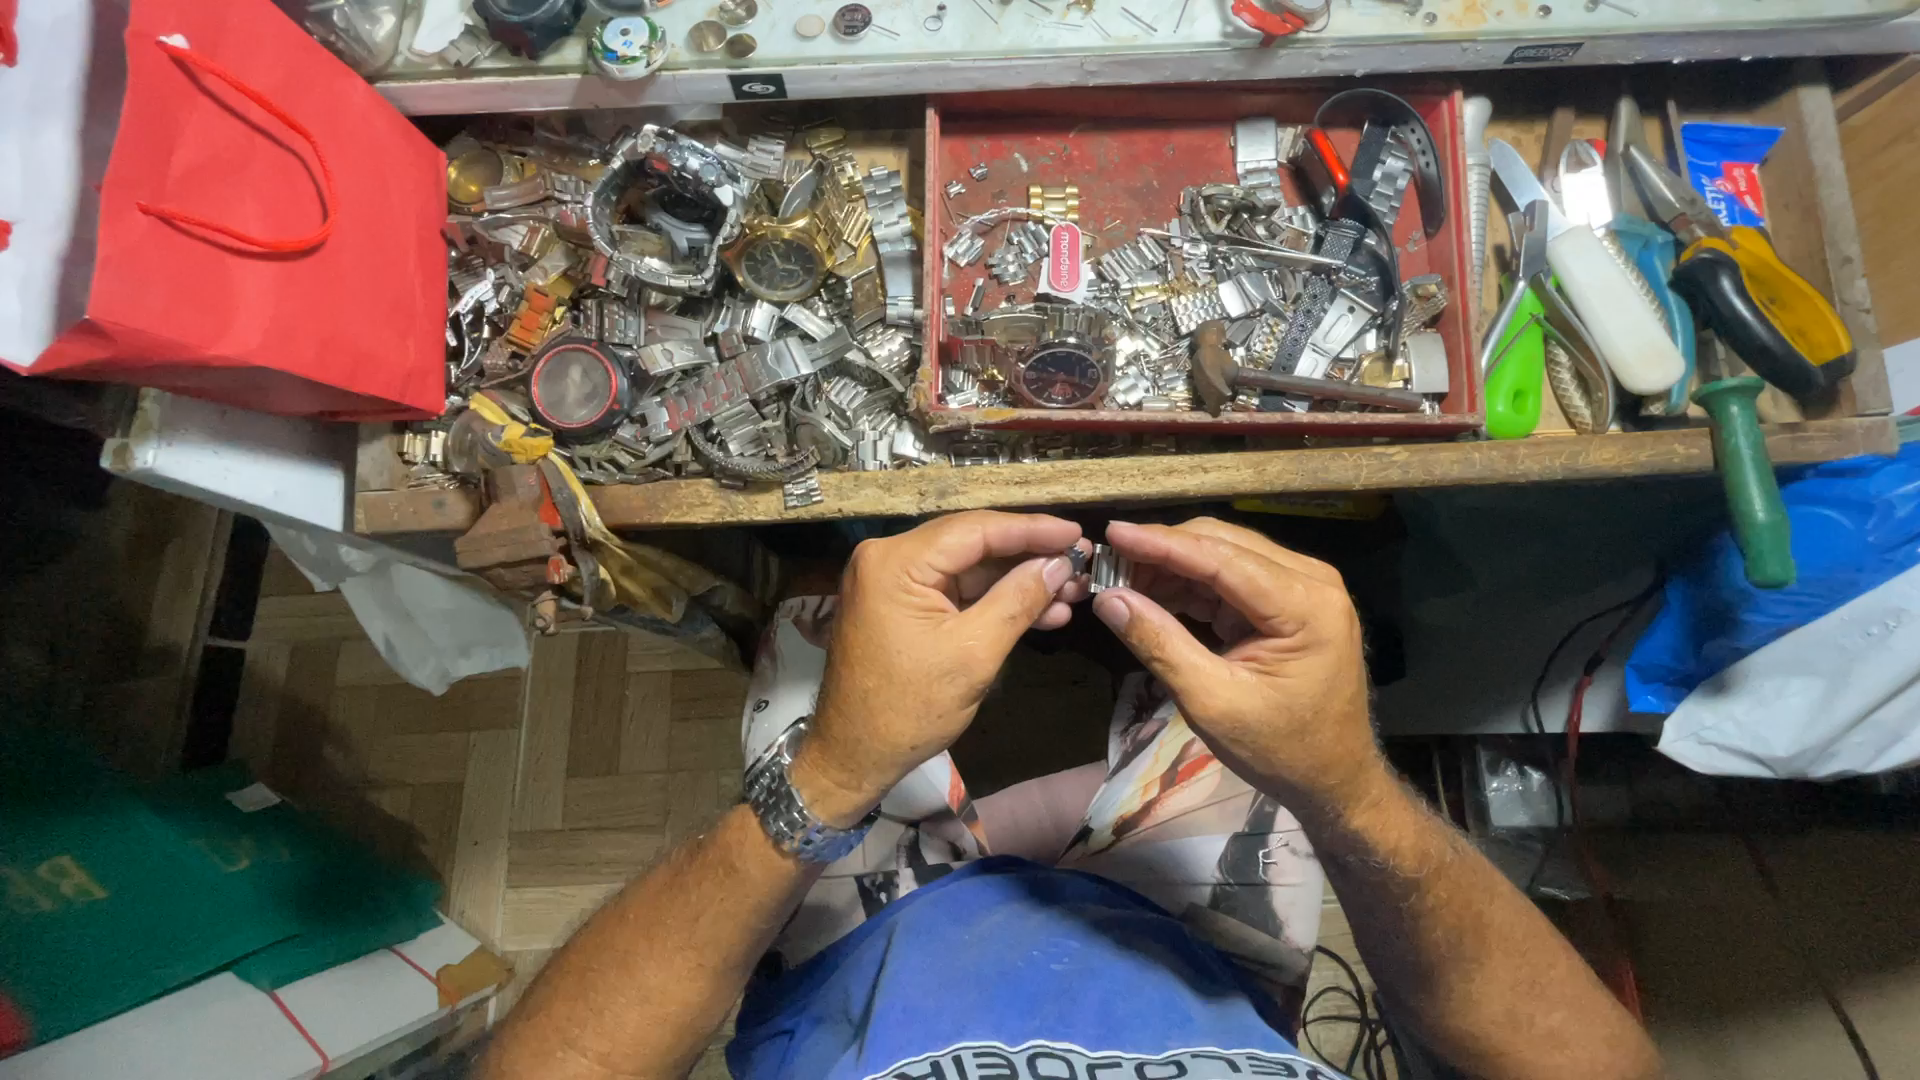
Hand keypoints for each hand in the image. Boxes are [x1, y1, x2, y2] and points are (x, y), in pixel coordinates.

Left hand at [791, 511, 1086, 824]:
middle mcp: (889, 558)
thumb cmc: (909, 709)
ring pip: (970, 569)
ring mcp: (894, 581)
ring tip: (1072, 593)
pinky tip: (1042, 613)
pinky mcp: (903, 604)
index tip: (1076, 533)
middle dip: (1030, 557)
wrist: (855, 756)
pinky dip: (995, 601)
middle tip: (1082, 562)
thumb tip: (1059, 564)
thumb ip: (1018, 600)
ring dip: (1019, 582)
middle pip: (973, 544)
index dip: (1032, 529)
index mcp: (895, 561)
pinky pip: (957, 592)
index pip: (975, 529)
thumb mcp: (973, 653)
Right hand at [1090, 518, 1387, 818]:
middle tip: (1107, 566)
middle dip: (1161, 551)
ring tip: (1120, 580)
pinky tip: (1150, 592)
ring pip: (1221, 554)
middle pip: (1221, 544)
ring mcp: (1300, 586)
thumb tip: (1107, 598)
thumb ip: (1160, 644)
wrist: (1332, 778)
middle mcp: (1309, 580)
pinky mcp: (1285, 599)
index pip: (1219, 558)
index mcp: (1304, 605)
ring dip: (1170, 565)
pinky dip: (1187, 582)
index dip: (1161, 543)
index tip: (1111, 532)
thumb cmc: (1280, 748)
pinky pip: (1227, 575)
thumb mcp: (1212, 701)